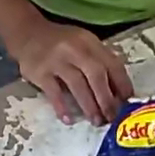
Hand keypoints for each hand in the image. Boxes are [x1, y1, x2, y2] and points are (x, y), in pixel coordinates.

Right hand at [9, 18, 131, 123]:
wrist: (28, 34)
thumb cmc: (60, 43)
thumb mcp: (82, 44)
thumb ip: (98, 62)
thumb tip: (116, 91)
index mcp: (89, 42)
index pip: (111, 63)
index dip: (121, 83)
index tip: (127, 102)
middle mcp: (75, 49)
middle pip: (96, 75)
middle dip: (106, 98)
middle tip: (112, 117)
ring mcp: (57, 60)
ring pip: (77, 84)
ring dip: (88, 105)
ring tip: (96, 121)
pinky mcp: (40, 72)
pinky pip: (53, 92)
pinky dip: (61, 107)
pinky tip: (68, 120)